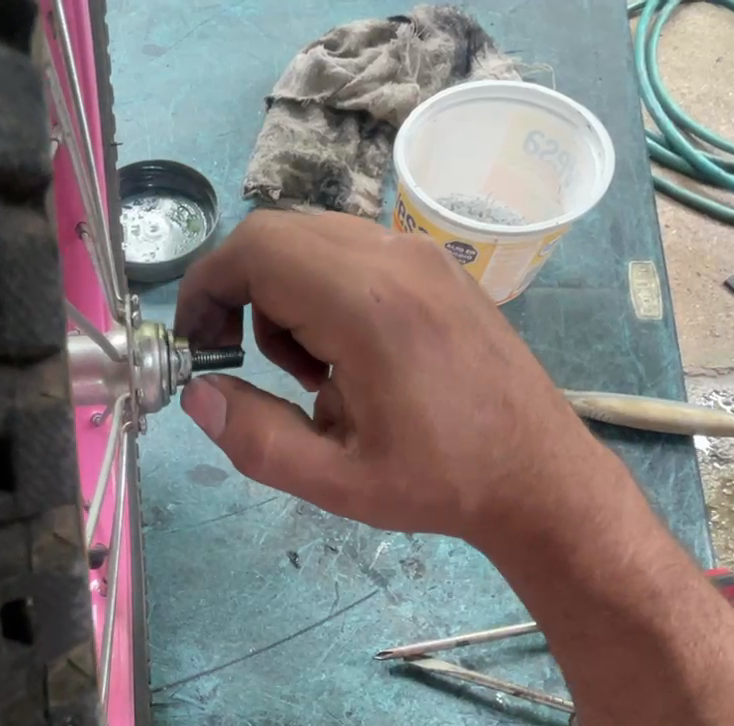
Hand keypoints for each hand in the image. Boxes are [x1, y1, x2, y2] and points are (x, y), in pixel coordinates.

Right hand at [174, 210, 614, 546]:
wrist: (537, 473)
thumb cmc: (438, 482)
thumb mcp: (332, 480)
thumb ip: (253, 438)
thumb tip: (197, 394)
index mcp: (368, 305)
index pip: (255, 250)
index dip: (205, 288)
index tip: (196, 344)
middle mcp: (395, 257)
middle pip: (276, 234)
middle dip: (236, 291)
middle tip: (237, 360)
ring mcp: (420, 254)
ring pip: (310, 239)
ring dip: (279, 294)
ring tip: (304, 372)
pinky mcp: (434, 266)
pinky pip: (348, 251)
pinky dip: (317, 290)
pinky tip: (341, 355)